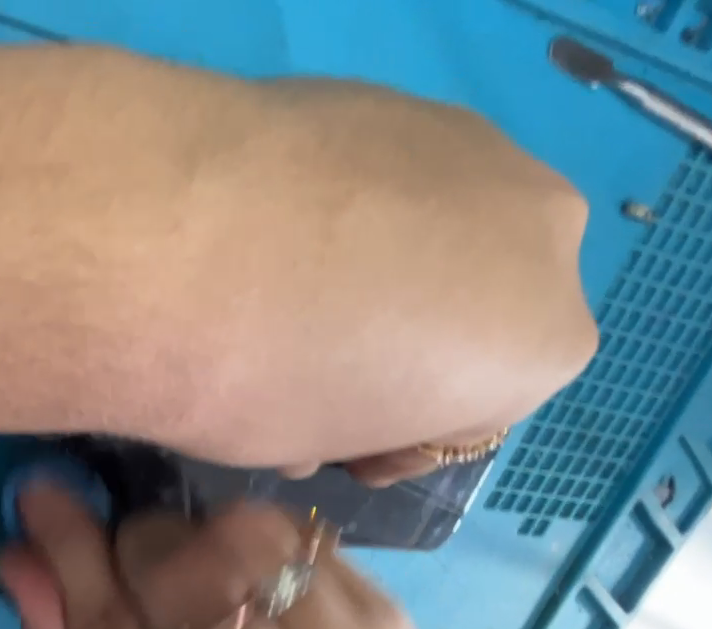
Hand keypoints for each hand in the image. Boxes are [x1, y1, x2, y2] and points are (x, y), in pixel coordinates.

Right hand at [0, 482, 448, 628]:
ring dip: (190, 534)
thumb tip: (17, 556)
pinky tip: (251, 575)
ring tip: (194, 572)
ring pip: (232, 539)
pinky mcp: (385, 613)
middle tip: (131, 560)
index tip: (36, 495)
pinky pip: (287, 529)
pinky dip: (246, 533)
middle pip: (173, 580)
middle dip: (131, 546)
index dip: (68, 558)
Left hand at [132, 77, 598, 485]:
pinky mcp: (392, 98)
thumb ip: (339, 423)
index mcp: (535, 352)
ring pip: (427, 239)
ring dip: (365, 274)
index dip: (386, 440)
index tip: (324, 448)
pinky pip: (373, 182)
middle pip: (462, 317)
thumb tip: (315, 402)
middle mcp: (545, 237)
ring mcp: (477, 149)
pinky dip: (329, 214)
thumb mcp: (297, 443)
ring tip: (266, 294)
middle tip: (292, 370)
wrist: (166, 249)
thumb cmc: (244, 381)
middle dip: (386, 353)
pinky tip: (251, 230)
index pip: (465, 418)